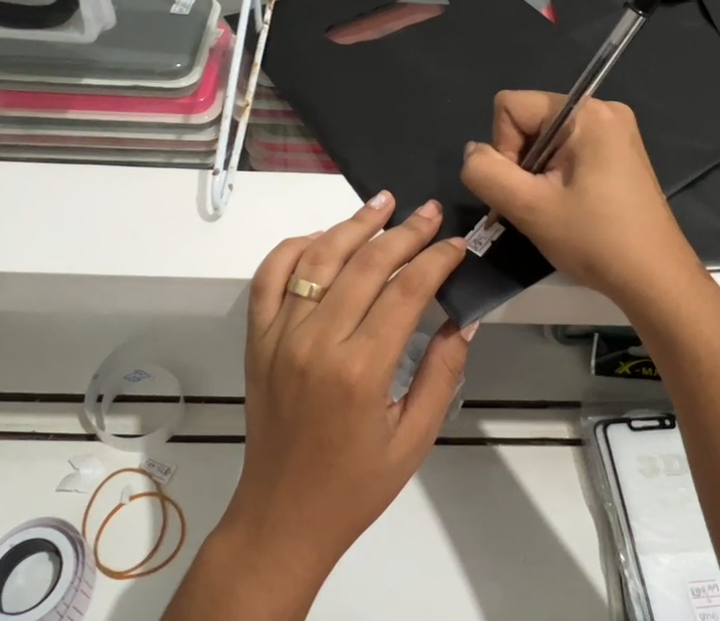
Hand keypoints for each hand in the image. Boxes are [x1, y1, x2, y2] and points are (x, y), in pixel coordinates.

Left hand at [230, 193, 473, 571]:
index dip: (437, 260)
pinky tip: (323, 236)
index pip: (406, 291)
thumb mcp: (414, 438)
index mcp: (360, 370)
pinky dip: (294, 248)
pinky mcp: (256, 339)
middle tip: (430, 212)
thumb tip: (463, 319)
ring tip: (383, 203)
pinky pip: (268, 277)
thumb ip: (441, 373)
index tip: (458, 244)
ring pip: (317, 258)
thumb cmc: (356, 485)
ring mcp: (279, 336)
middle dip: (405, 232)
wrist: (282, 516)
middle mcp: (315, 342)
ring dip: (353, 225)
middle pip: (365, 264)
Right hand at [460, 90, 701, 303]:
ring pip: (545, 139)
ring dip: (537, 174)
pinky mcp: (619, 155)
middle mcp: (603, 111)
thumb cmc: (595, 240)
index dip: (503, 147)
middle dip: (521, 163)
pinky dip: (557, 177)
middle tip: (538, 205)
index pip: (511, 106)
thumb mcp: (529, 207)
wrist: (654, 279)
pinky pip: (568, 151)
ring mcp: (615, 133)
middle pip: (529, 120)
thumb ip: (486, 173)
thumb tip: (474, 153)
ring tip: (554, 210)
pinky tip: (569, 207)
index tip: (524, 188)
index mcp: (586, 112)